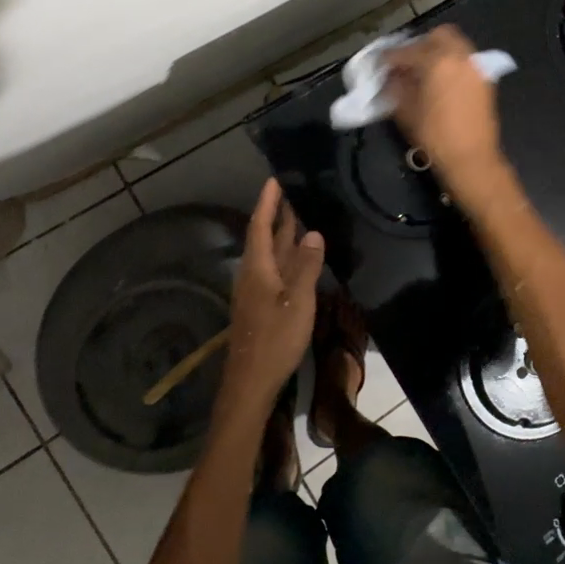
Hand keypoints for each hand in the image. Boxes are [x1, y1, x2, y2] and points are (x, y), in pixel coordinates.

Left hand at [221, 179, 324, 412]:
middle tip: (293, 193)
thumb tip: (313, 233)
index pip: (261, 227)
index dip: (268, 204)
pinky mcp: (262, 307)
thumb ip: (306, 267)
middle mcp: (253, 276)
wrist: (251, 383)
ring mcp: (256, 293)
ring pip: (270, 256)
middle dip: (277, 216)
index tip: (274, 180)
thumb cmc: (275, 339)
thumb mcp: (298, 302)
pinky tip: (299, 260)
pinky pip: (275, 271)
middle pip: (264, 239)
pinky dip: (287, 257)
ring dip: (283, 236)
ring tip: (299, 218)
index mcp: (258, 269)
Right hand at [385, 25, 504, 189]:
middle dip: (419, 45)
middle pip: (438, 36)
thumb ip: (395, 87)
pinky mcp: (485, 80)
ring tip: (422, 71)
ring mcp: (475, 67)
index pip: (407, 51)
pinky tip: (440, 82)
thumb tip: (390, 76)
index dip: (389, 57)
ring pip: (455, 45)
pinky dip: (452, 63)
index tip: (379, 64)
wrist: (472, 159)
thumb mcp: (406, 112)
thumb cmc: (435, 136)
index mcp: (437, 61)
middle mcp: (460, 56)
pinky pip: (465, 60)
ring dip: (437, 52)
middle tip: (406, 62)